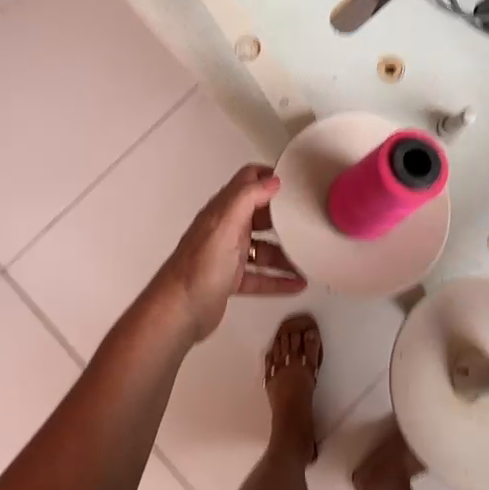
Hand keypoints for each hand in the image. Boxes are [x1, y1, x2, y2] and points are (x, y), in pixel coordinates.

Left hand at [151, 165, 305, 342]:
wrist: (178, 312)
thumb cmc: (201, 266)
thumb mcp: (225, 225)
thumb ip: (247, 198)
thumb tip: (273, 180)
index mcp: (223, 211)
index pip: (247, 181)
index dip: (269, 176)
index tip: (297, 181)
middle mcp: (226, 229)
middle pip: (260, 215)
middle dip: (284, 216)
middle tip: (310, 219)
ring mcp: (228, 256)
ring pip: (263, 249)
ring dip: (285, 253)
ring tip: (309, 258)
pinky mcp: (231, 281)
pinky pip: (261, 277)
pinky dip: (279, 279)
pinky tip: (298, 284)